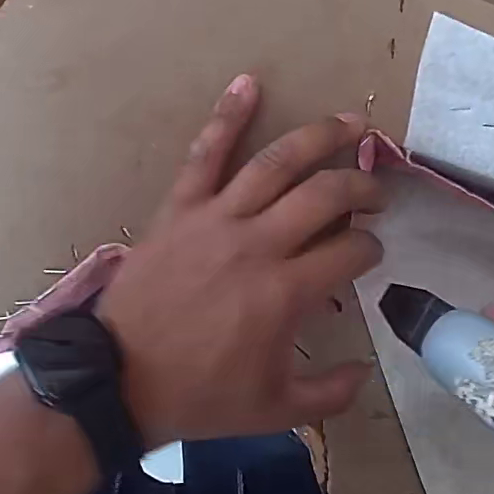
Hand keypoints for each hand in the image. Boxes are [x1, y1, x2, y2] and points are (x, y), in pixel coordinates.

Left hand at [97, 75, 385, 446]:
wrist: (115, 383)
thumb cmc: (199, 396)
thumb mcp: (275, 409)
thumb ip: (331, 393)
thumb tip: (366, 370)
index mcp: (287, 293)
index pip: (351, 251)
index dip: (371, 249)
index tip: (371, 253)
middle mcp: (259, 244)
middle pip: (327, 195)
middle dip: (364, 187)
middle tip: (378, 192)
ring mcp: (217, 220)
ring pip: (279, 163)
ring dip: (322, 137)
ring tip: (353, 123)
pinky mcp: (180, 209)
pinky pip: (206, 154)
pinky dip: (228, 115)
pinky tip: (250, 83)